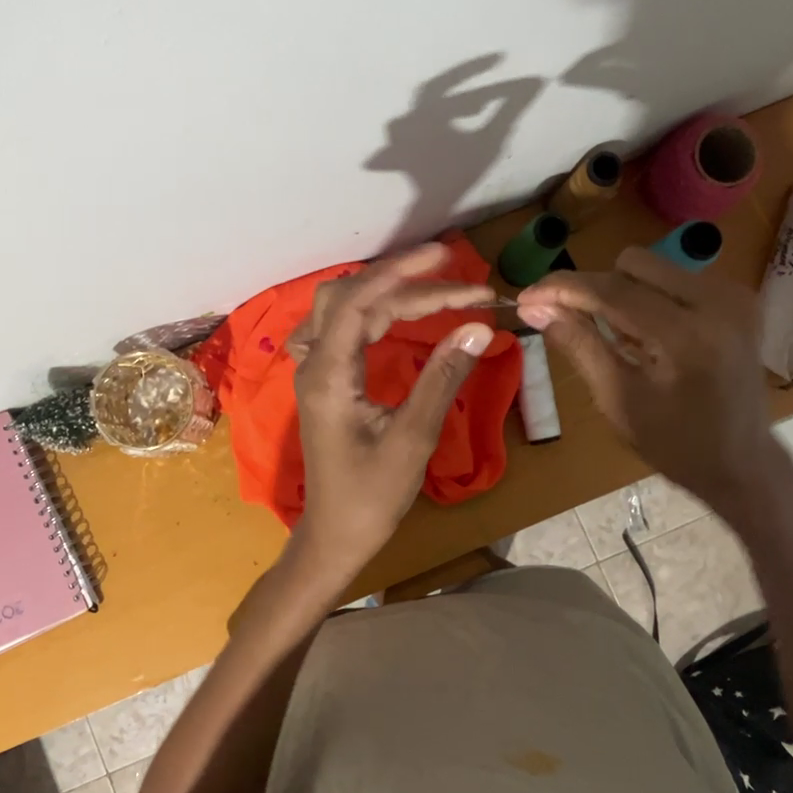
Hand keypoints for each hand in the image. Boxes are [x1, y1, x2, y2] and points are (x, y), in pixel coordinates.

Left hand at [288, 243, 495, 568]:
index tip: (449, 259)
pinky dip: (373, 311)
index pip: (360, 301)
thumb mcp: (414, 438)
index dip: (405, 274)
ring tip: (436, 286)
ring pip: (344, 309)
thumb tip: (479, 327)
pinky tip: (397, 313)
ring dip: (388, 292)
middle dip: (403, 279)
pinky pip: (342, 328)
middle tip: (456, 273)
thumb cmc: (371, 495)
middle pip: (351, 296)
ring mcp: (314, 371)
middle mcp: (313, 363)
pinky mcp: (324, 381)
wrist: (335, 533)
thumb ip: (442, 378)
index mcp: (328, 374)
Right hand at [516, 247, 781, 511]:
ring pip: (654, 268)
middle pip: (632, 266)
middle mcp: (716, 303)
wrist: (741, 462)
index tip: (527, 295)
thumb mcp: (617, 399)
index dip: (563, 288)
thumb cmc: (674, 443)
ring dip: (623, 293)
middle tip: (573, 323)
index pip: (612, 290)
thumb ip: (579, 345)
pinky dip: (651, 298)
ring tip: (620, 339)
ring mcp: (733, 297)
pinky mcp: (740, 299)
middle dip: (595, 290)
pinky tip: (648, 336)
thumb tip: (535, 308)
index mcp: (685, 336)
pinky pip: (677, 279)